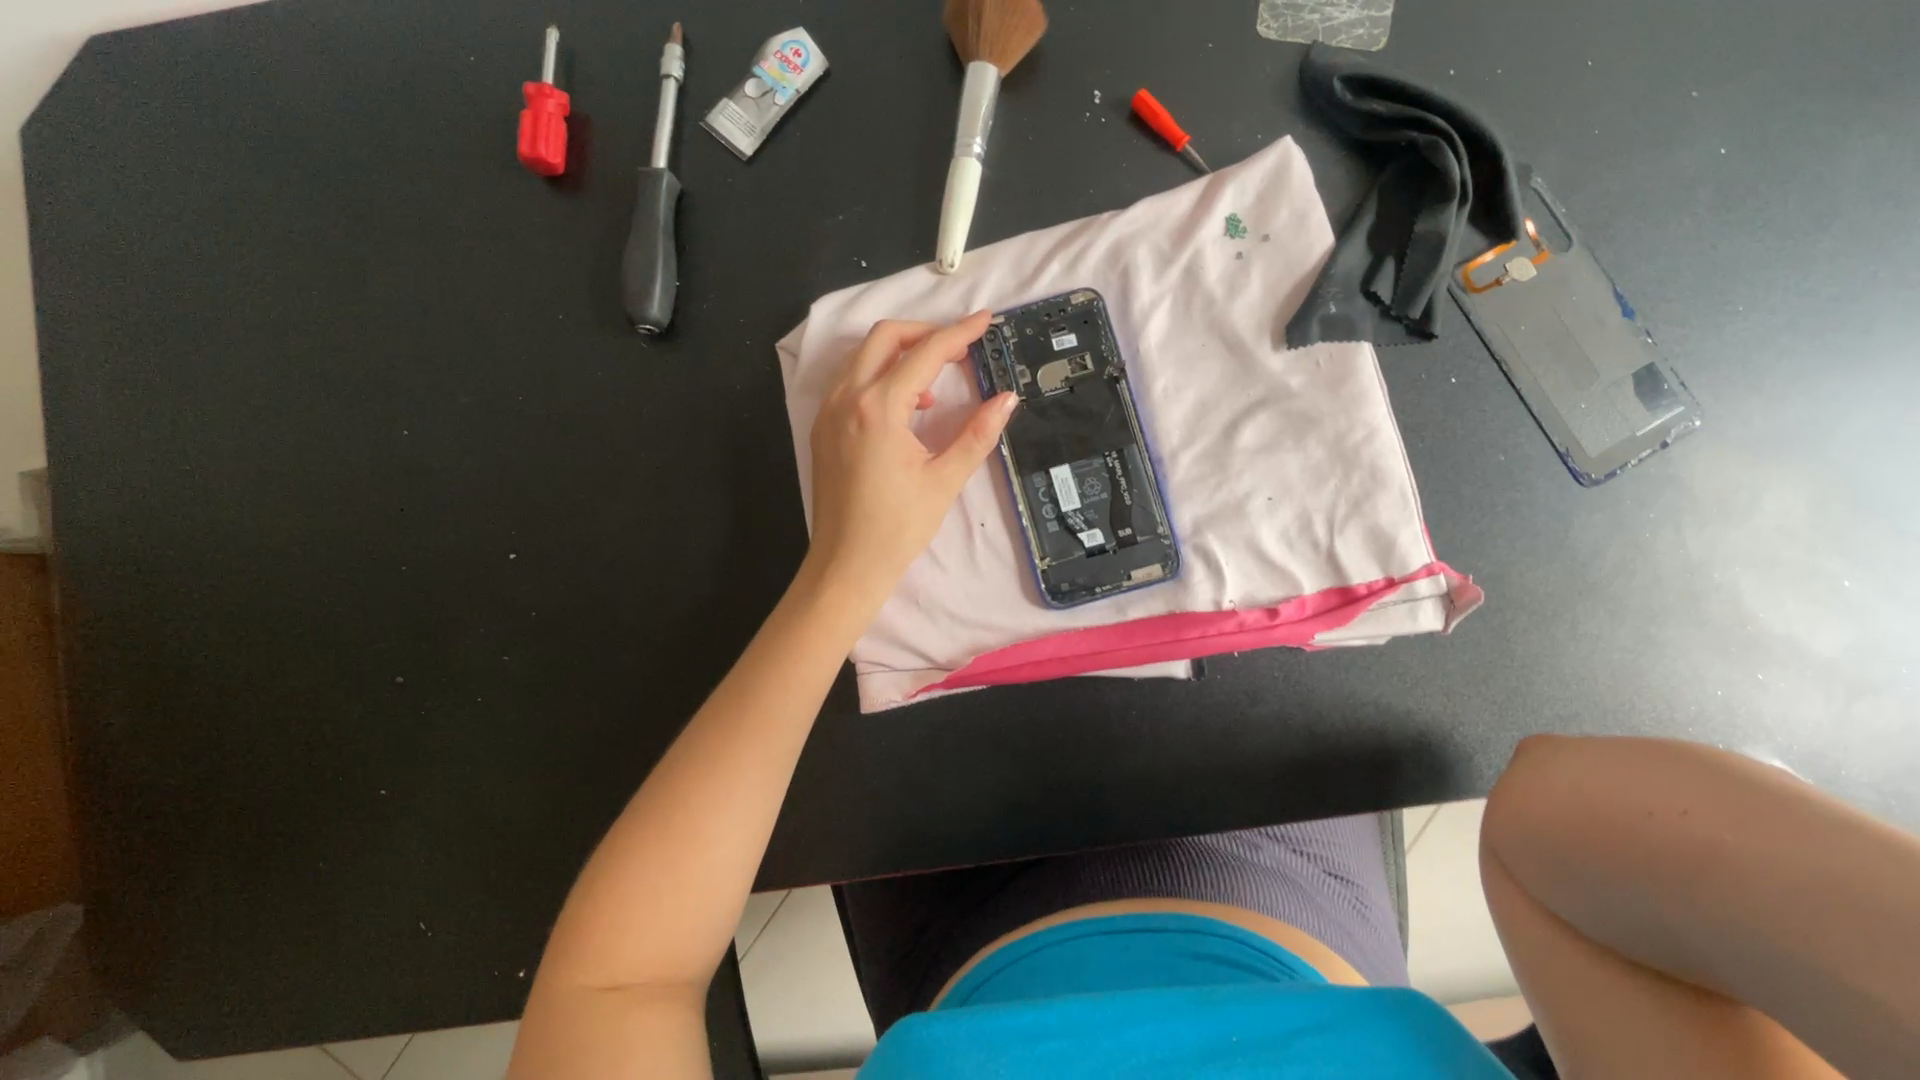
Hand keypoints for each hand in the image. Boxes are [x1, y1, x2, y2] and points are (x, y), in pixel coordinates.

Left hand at [804, 311, 1017, 607]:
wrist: (846, 565)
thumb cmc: (897, 528)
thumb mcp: (944, 480)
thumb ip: (977, 434)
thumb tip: (1007, 399)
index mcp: (878, 408)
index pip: (924, 354)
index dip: (959, 334)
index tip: (985, 322)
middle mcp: (846, 399)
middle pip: (885, 337)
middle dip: (925, 333)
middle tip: (959, 349)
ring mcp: (828, 412)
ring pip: (862, 356)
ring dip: (900, 353)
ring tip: (935, 383)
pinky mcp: (822, 428)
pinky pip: (849, 380)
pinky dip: (878, 375)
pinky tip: (905, 407)